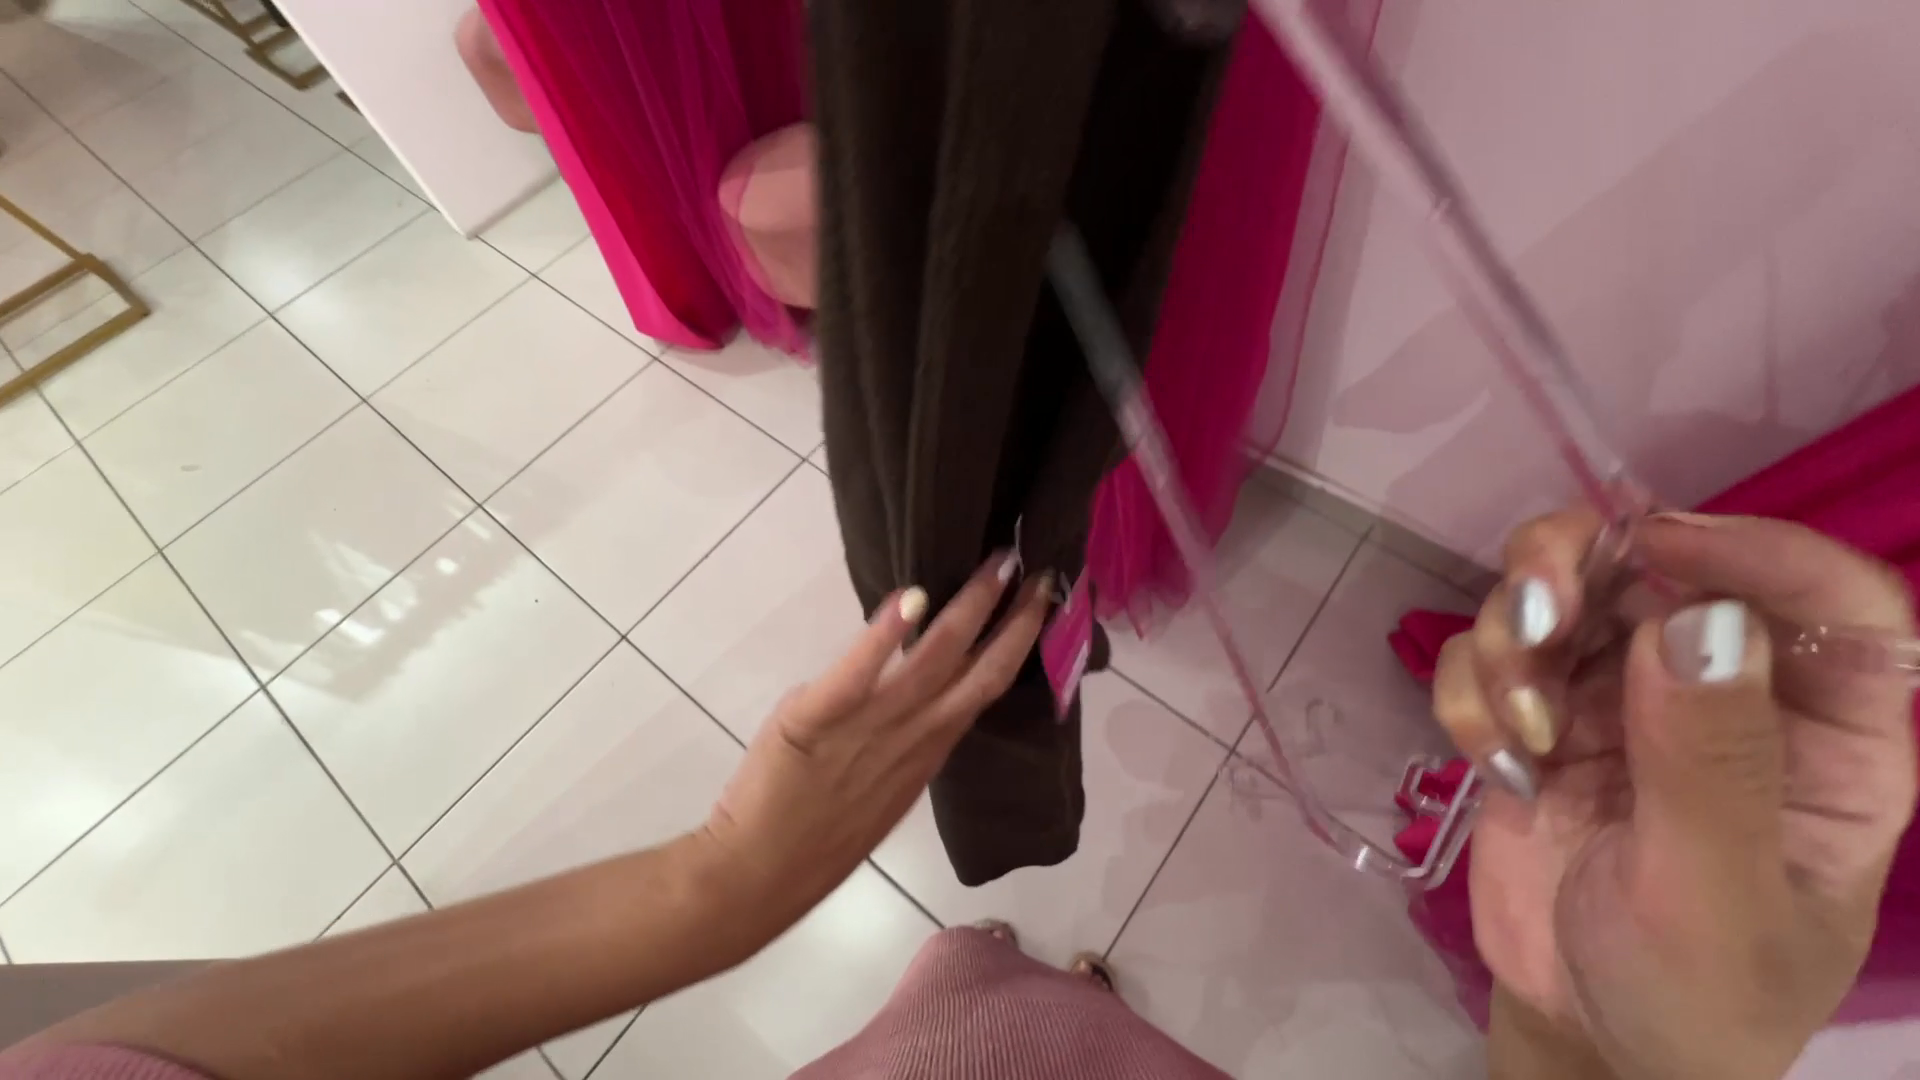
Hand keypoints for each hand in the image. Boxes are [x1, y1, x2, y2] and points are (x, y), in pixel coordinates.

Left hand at [692, 555, 1049, 936]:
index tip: (1041, 599)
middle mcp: (916, 733)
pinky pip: (858, 673)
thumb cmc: (823, 830)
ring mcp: (870, 726)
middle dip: (1016, 618)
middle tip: (1038, 568)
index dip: (1020, 640)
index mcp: (932, 746)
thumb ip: (911, 733)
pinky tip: (910, 597)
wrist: (761, 874)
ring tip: (995, 563)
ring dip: (970, 608)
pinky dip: (885, 635)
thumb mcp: (891, 782)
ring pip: (934, 660)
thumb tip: (922, 687)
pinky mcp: (815, 718)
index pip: (988, 684)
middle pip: (980, 668)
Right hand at [1434, 510, 1916, 1079]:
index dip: (1752, 550)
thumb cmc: (1696, 983)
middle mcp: (1708, 689)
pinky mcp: (1524, 717)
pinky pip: (1476, 663)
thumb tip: (1698, 621)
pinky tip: (1495, 771)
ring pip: (1541, 599)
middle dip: (1567, 572)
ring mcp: (1606, 698)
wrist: (1582, 1022)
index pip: (1824, 599)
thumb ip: (1711, 764)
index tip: (1653, 548)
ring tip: (1517, 737)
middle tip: (1532, 618)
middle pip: (1643, 563)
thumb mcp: (1716, 894)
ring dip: (1506, 652)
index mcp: (1820, 731)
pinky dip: (1468, 704)